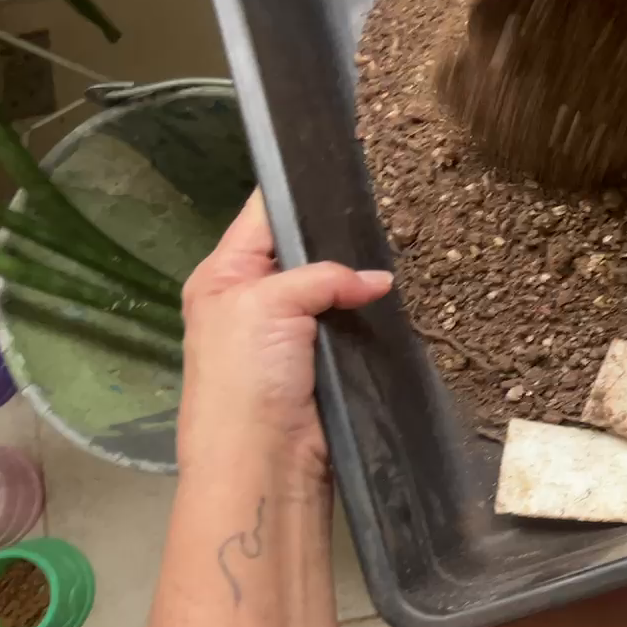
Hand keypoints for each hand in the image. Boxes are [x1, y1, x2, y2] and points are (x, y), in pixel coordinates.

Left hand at [177, 192, 393, 486]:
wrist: (265, 453)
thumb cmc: (246, 374)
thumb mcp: (267, 305)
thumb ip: (324, 278)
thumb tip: (381, 281)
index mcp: (224, 275)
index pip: (261, 218)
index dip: (296, 194)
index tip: (341, 172)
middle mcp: (257, 298)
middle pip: (305, 253)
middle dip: (340, 238)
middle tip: (388, 215)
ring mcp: (293, 331)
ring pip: (333, 289)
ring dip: (360, 278)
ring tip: (402, 252)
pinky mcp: (326, 359)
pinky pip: (351, 323)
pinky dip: (370, 312)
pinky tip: (396, 299)